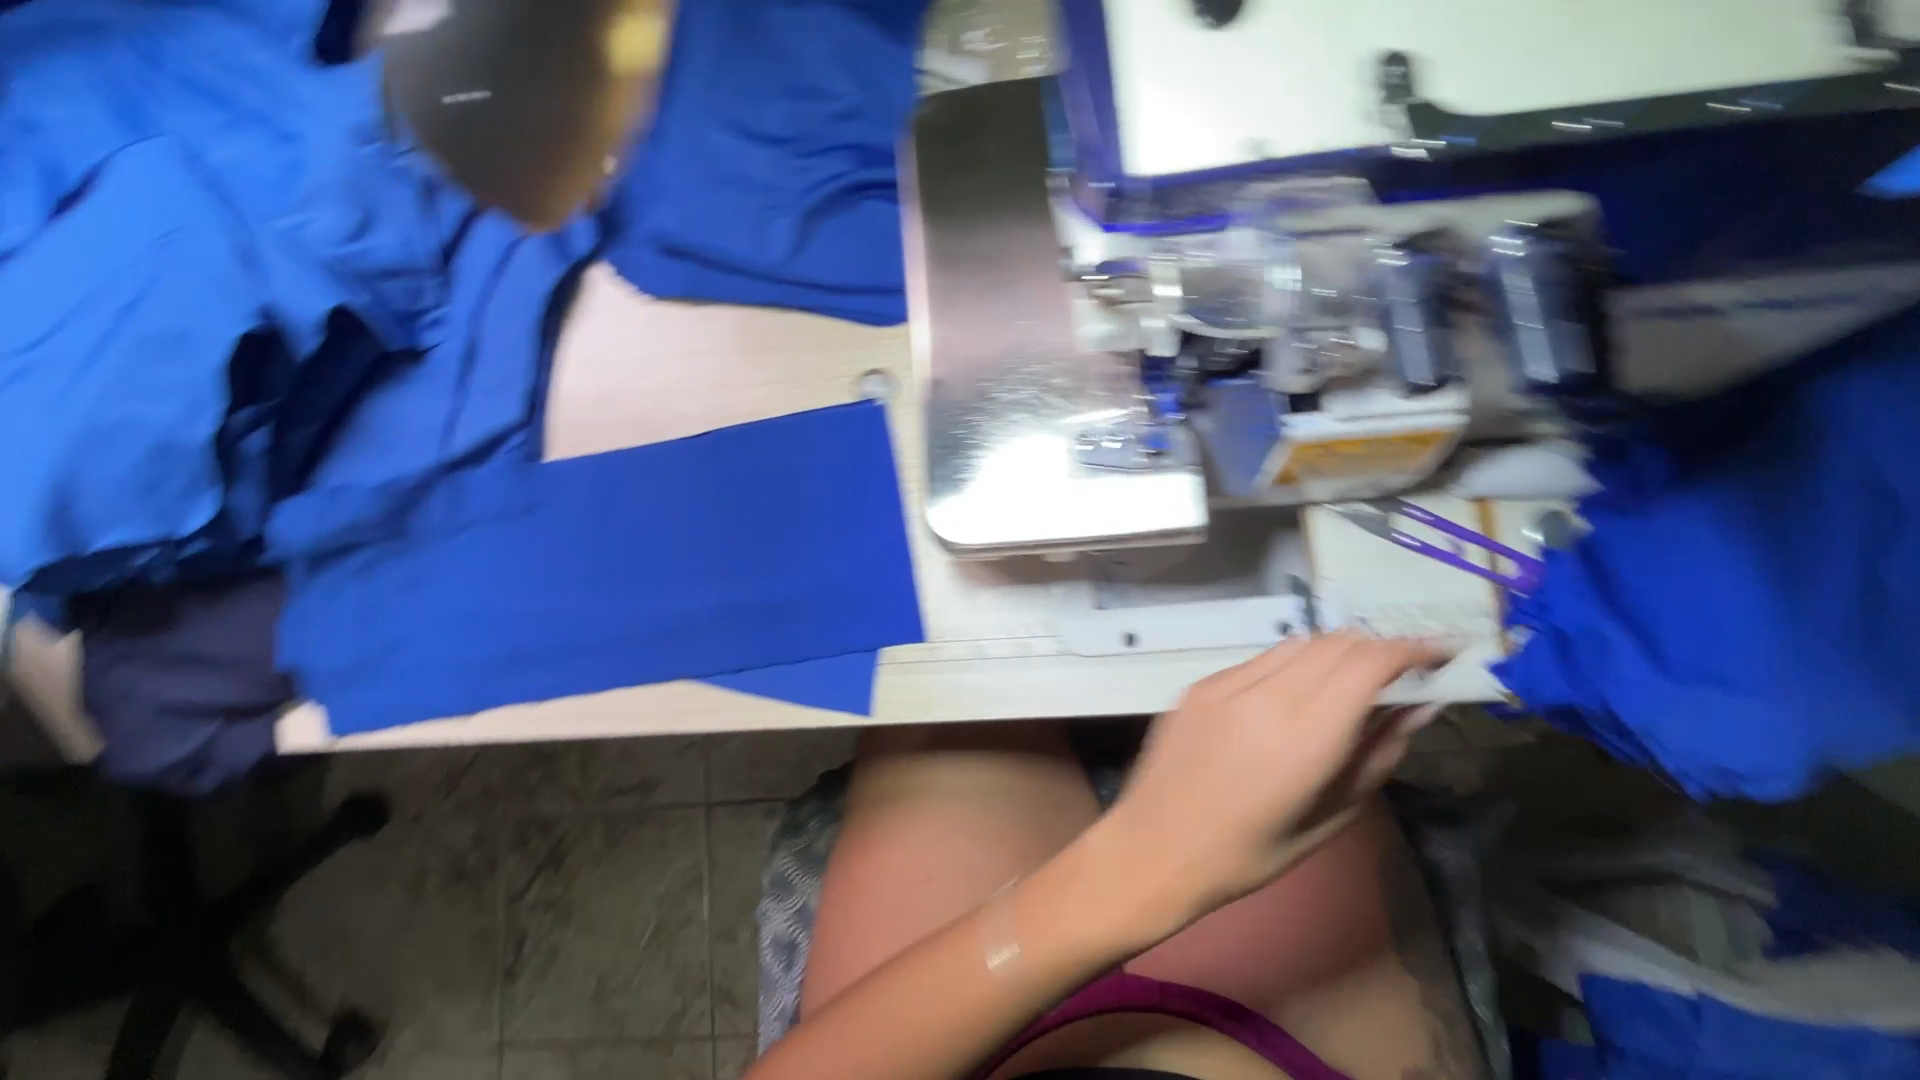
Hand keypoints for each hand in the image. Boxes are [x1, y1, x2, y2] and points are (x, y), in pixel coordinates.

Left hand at [1101, 633, 1447, 926]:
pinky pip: (1259, 660)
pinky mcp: (1198, 685)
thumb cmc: (1249, 853)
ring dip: (1335, 652)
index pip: (1369, 662)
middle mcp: (1265, 695)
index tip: (1442, 653)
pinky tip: (1295, 694)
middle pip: (1337, 643)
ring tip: (1353, 682)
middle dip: (1378, 649)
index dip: (1413, 650)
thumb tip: (1420, 705)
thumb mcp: (1331, 815)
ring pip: (1297, 644)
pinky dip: (1292, 665)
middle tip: (1403, 672)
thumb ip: (1378, 753)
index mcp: (1304, 734)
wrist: (1154, 848)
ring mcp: (1224, 684)